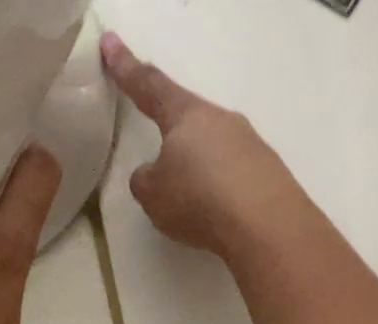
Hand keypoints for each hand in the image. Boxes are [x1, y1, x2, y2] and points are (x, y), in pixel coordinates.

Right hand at [100, 32, 301, 254]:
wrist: (265, 225)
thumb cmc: (198, 201)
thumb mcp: (152, 194)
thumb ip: (145, 178)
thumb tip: (155, 173)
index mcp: (185, 115)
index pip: (149, 86)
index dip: (127, 67)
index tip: (111, 44)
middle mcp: (220, 119)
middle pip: (188, 119)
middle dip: (172, 137)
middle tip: (163, 164)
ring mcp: (249, 142)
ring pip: (213, 147)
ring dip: (199, 167)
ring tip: (192, 202)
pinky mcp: (267, 169)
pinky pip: (233, 172)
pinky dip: (220, 187)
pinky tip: (217, 211)